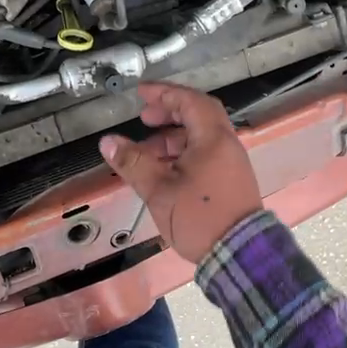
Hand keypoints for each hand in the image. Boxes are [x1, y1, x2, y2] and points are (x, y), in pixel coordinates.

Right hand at [99, 83, 263, 262]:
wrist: (239, 254)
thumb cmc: (198, 216)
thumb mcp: (159, 190)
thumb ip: (133, 163)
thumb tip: (107, 142)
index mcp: (213, 138)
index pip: (189, 101)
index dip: (164, 94)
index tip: (141, 93)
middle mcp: (227, 144)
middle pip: (198, 115)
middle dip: (169, 113)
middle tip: (144, 119)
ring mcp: (232, 163)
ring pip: (201, 138)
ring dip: (173, 138)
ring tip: (147, 152)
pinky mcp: (231, 181)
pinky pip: (206, 154)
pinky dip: (184, 153)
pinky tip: (164, 171)